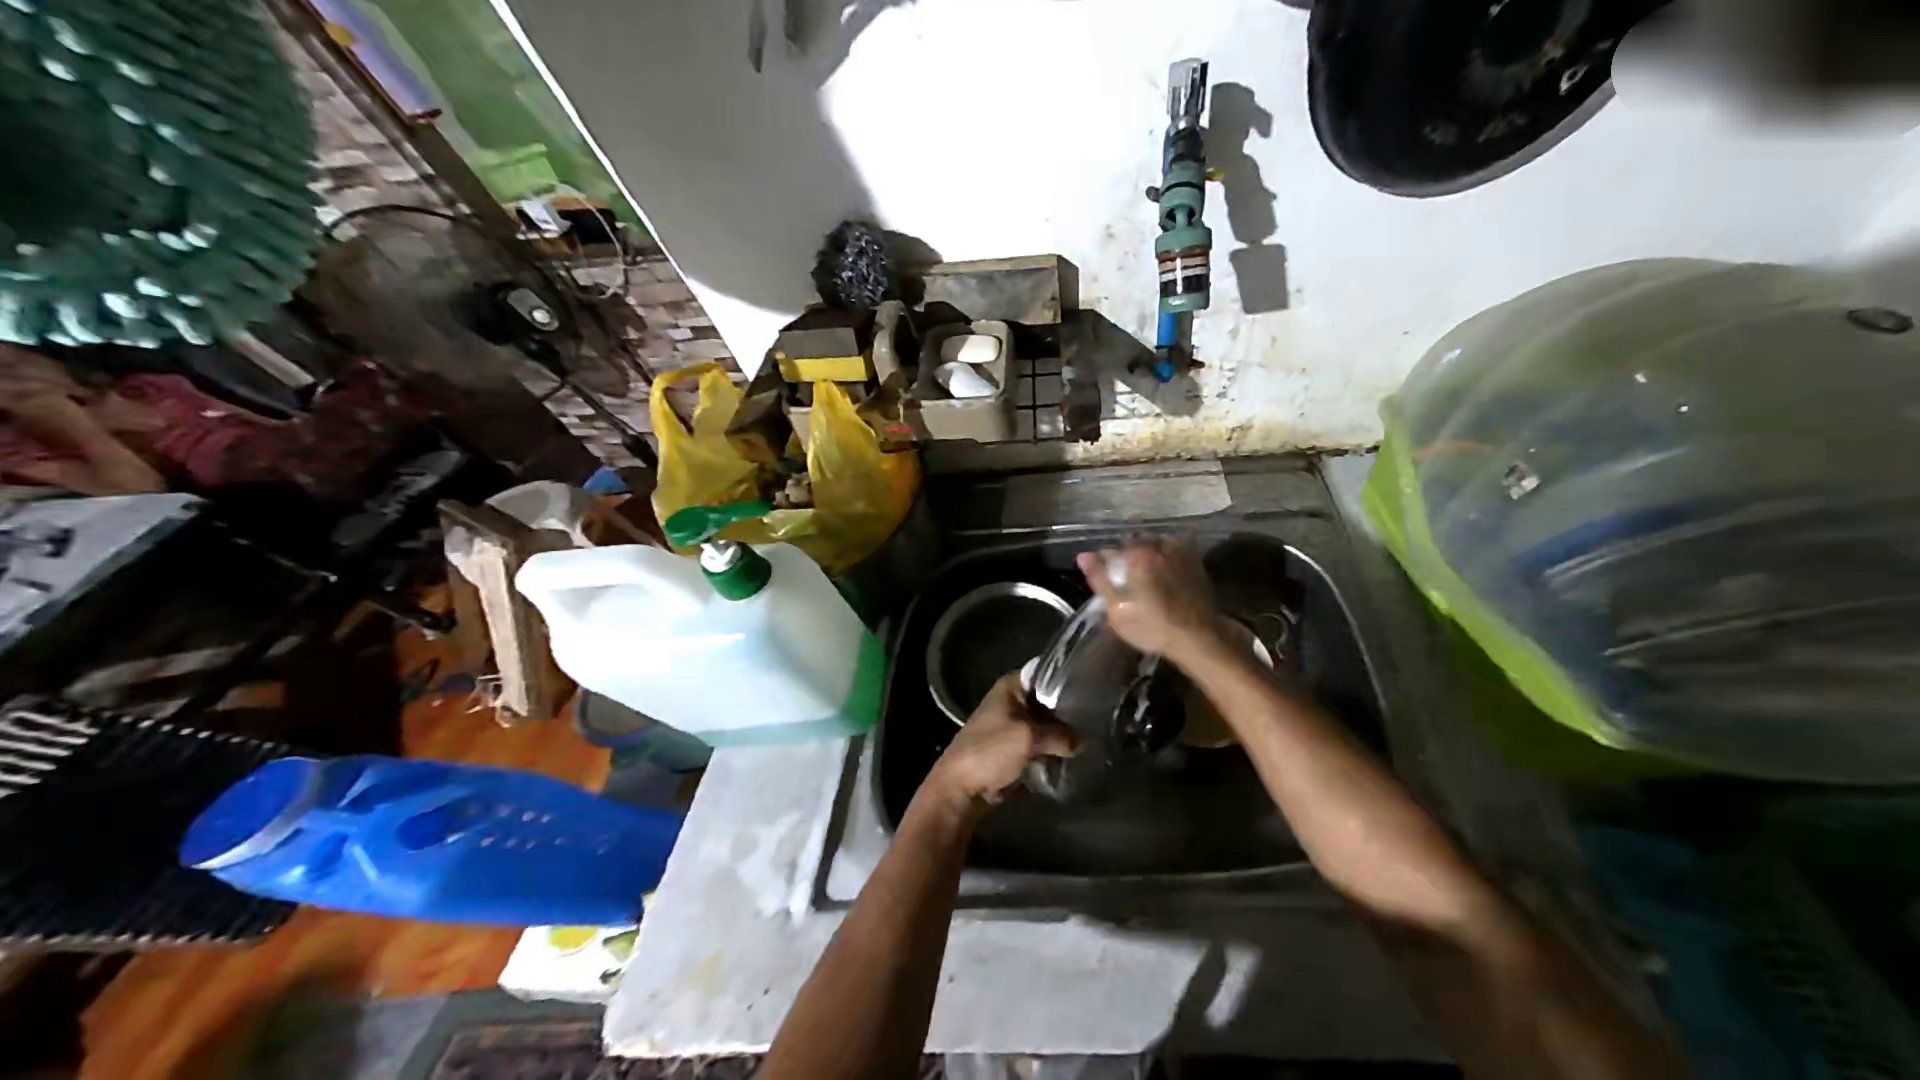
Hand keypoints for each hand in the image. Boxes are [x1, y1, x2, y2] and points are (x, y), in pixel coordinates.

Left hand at [923, 673, 1078, 815]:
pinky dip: (1054, 750)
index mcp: (1011, 686)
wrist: (961, 787)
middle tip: (1099, 717)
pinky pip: (1042, 744)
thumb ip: (1060, 736)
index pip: (1047, 672)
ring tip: (1092, 737)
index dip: (1069, 680)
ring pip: (1048, 724)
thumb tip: (1082, 743)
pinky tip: (1075, 755)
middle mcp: (1013, 700)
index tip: (1093, 689)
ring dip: (1063, 734)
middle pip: (1050, 700)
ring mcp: (1014, 725)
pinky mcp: (1016, 747)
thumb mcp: (1028, 738)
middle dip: (1070, 711)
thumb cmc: (990, 751)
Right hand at [1077, 538, 1221, 661]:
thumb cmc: (1152, 627)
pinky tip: (1165, 577)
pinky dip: (1166, 558)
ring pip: (1155, 545)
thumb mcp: (1117, 609)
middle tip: (1129, 581)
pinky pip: (1174, 551)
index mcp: (1138, 555)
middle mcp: (1160, 546)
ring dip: (1147, 556)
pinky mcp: (1195, 562)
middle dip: (1128, 558)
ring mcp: (1181, 552)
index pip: (1112, 550)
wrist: (1198, 638)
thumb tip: (1084, 556)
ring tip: (1147, 578)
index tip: (1111, 582)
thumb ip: (1100, 579)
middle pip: (1135, 544)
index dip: (1108, 566)